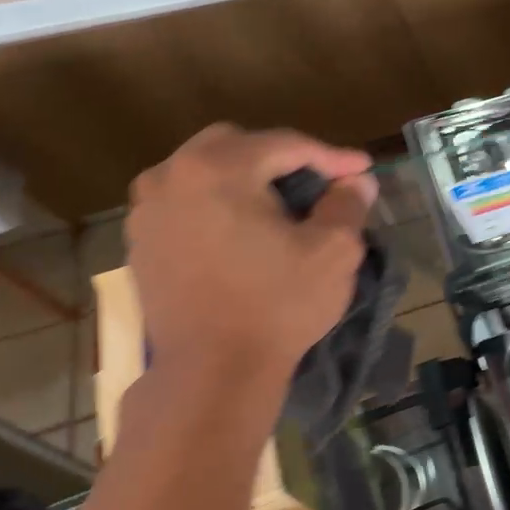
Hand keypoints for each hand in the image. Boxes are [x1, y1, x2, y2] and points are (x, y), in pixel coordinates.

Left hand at [126, 124, 378, 388]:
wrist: (215, 365)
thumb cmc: (281, 302)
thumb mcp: (334, 251)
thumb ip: (347, 206)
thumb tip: (356, 182)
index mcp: (218, 170)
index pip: (285, 145)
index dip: (332, 156)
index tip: (366, 169)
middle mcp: (171, 177)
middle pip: (233, 145)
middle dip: (282, 158)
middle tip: (322, 183)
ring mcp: (148, 210)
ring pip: (203, 171)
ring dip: (246, 178)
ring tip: (283, 206)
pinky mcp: (143, 241)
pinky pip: (186, 202)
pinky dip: (220, 204)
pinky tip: (249, 231)